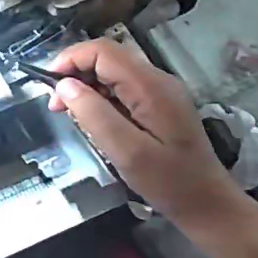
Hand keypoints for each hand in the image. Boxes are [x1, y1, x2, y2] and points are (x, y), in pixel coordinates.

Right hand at [46, 39, 250, 225]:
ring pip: (113, 72)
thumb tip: (64, 85)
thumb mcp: (127, 152)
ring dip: (86, 86)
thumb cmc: (168, 182)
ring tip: (70, 114)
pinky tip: (93, 120)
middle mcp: (157, 80)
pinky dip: (100, 97)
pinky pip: (122, 88)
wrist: (208, 205)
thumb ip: (94, 115)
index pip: (103, 52)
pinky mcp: (159, 104)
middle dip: (75, 73)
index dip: (71, 59)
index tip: (49, 85)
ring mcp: (160, 92)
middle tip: (57, 105)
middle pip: (107, 57)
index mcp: (151, 87)